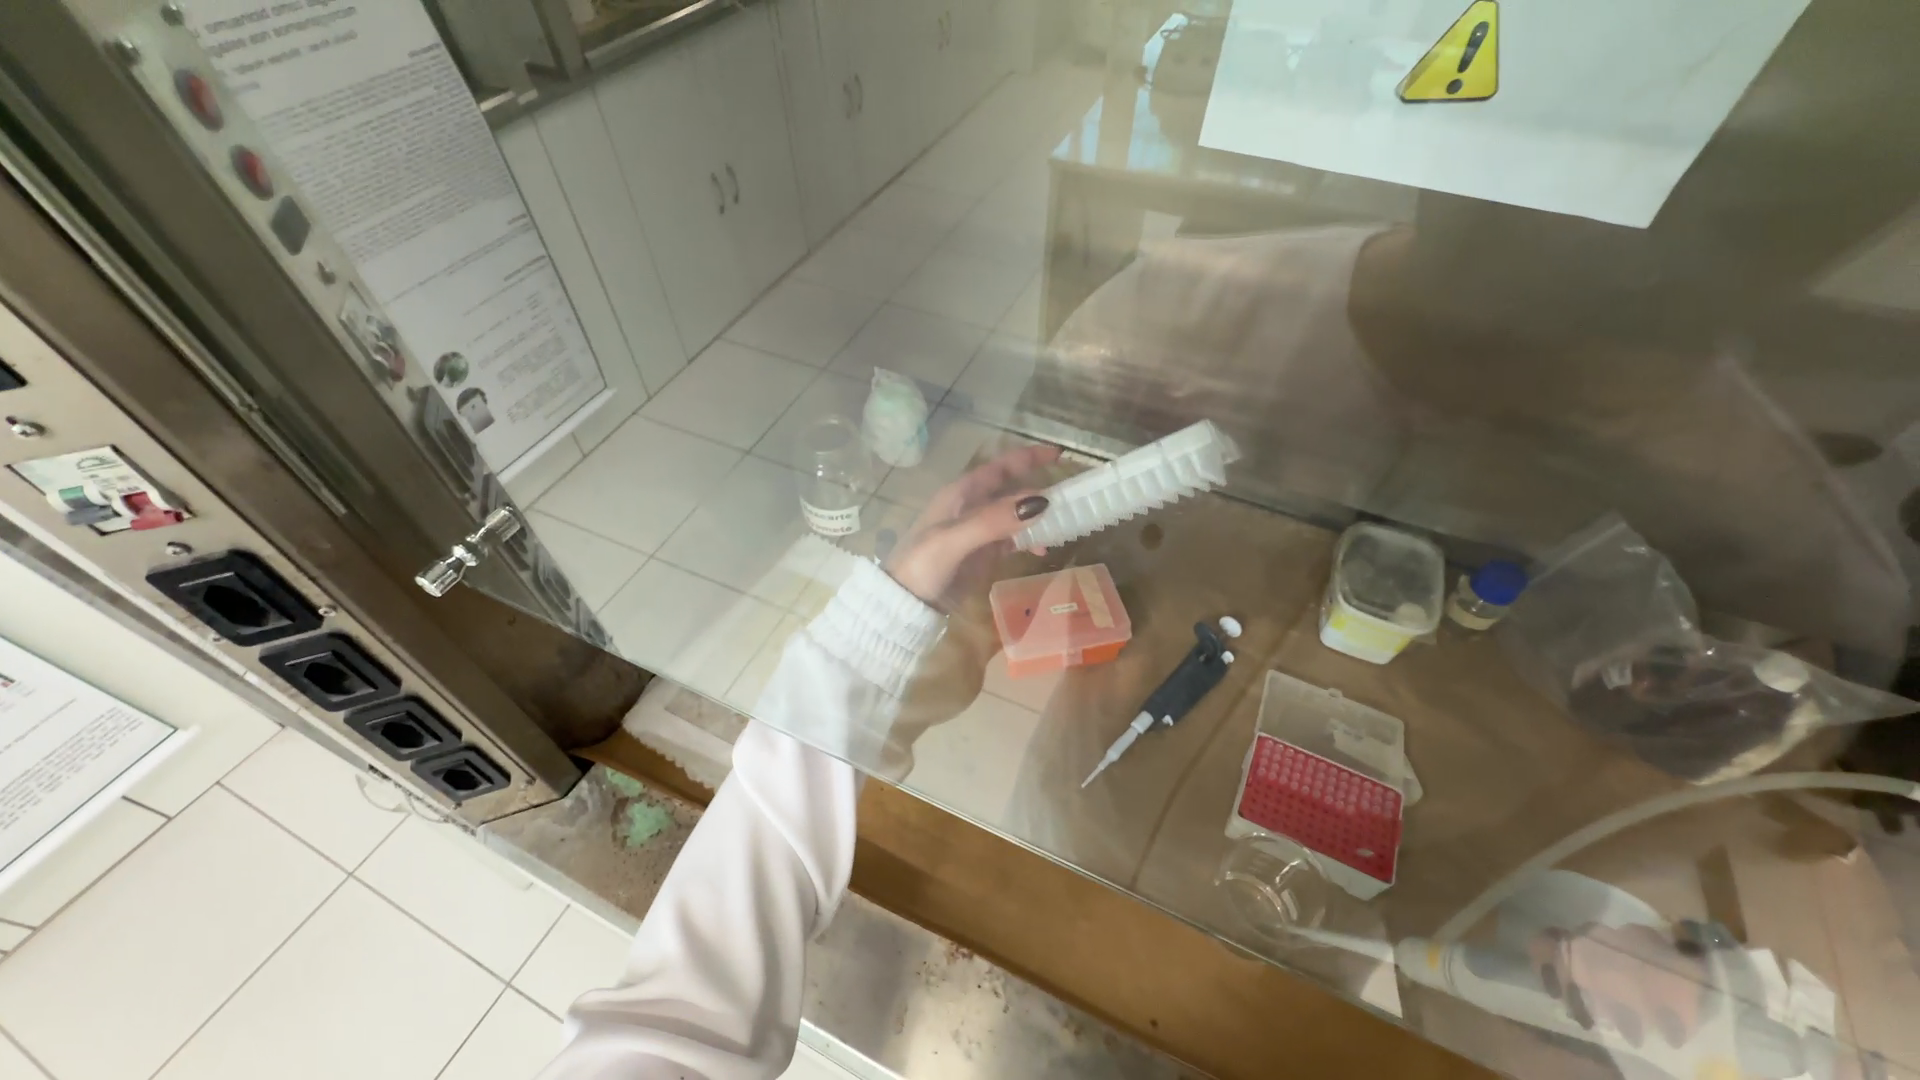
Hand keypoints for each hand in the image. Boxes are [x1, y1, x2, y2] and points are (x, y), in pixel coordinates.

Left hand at [884, 443, 1061, 605]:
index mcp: (960, 494)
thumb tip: (1040, 501)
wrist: (903, 604)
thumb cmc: (923, 565)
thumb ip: (994, 520)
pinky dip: (1028, 540)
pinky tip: (1041, 550)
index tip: (1058, 453)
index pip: (999, 467)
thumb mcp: (955, 539)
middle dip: (1040, 489)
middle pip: (1011, 490)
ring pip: (1014, 515)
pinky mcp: (980, 554)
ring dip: (1037, 518)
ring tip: (1062, 526)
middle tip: (1073, 497)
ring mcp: (976, 531)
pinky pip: (1011, 539)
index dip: (1027, 458)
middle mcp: (970, 507)